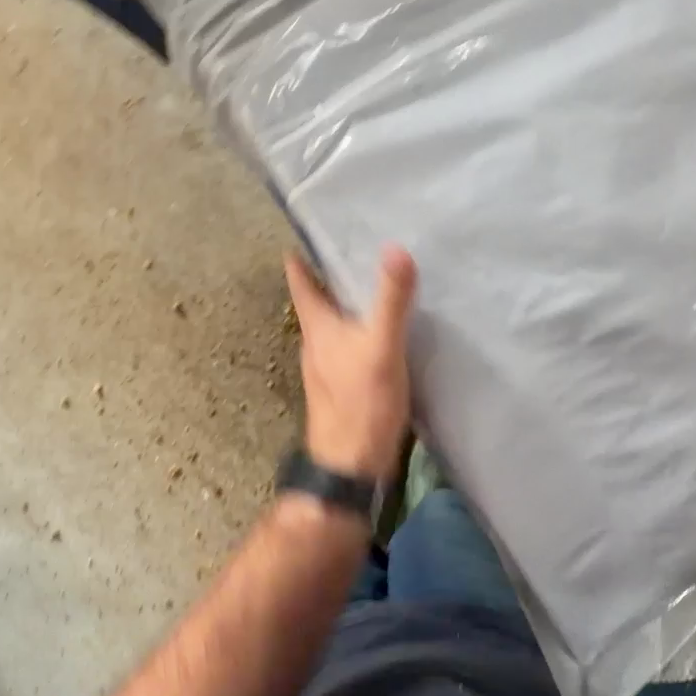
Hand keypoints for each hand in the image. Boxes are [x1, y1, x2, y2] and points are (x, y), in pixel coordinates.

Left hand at [283, 246, 417, 482]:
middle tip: (361, 243)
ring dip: (351, 302)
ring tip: (379, 280)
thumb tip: (395, 248)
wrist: (352, 468)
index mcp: (317, 327)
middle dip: (335, 272)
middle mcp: (317, 342)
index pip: (301, 280)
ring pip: (337, 322)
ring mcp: (329, 366)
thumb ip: (390, 300)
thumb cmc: (361, 404)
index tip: (314, 228)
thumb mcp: (380, 346)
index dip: (303, 254)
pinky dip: (365, 328)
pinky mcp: (346, 385)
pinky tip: (388, 329)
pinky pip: (352, 344)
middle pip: (320, 298)